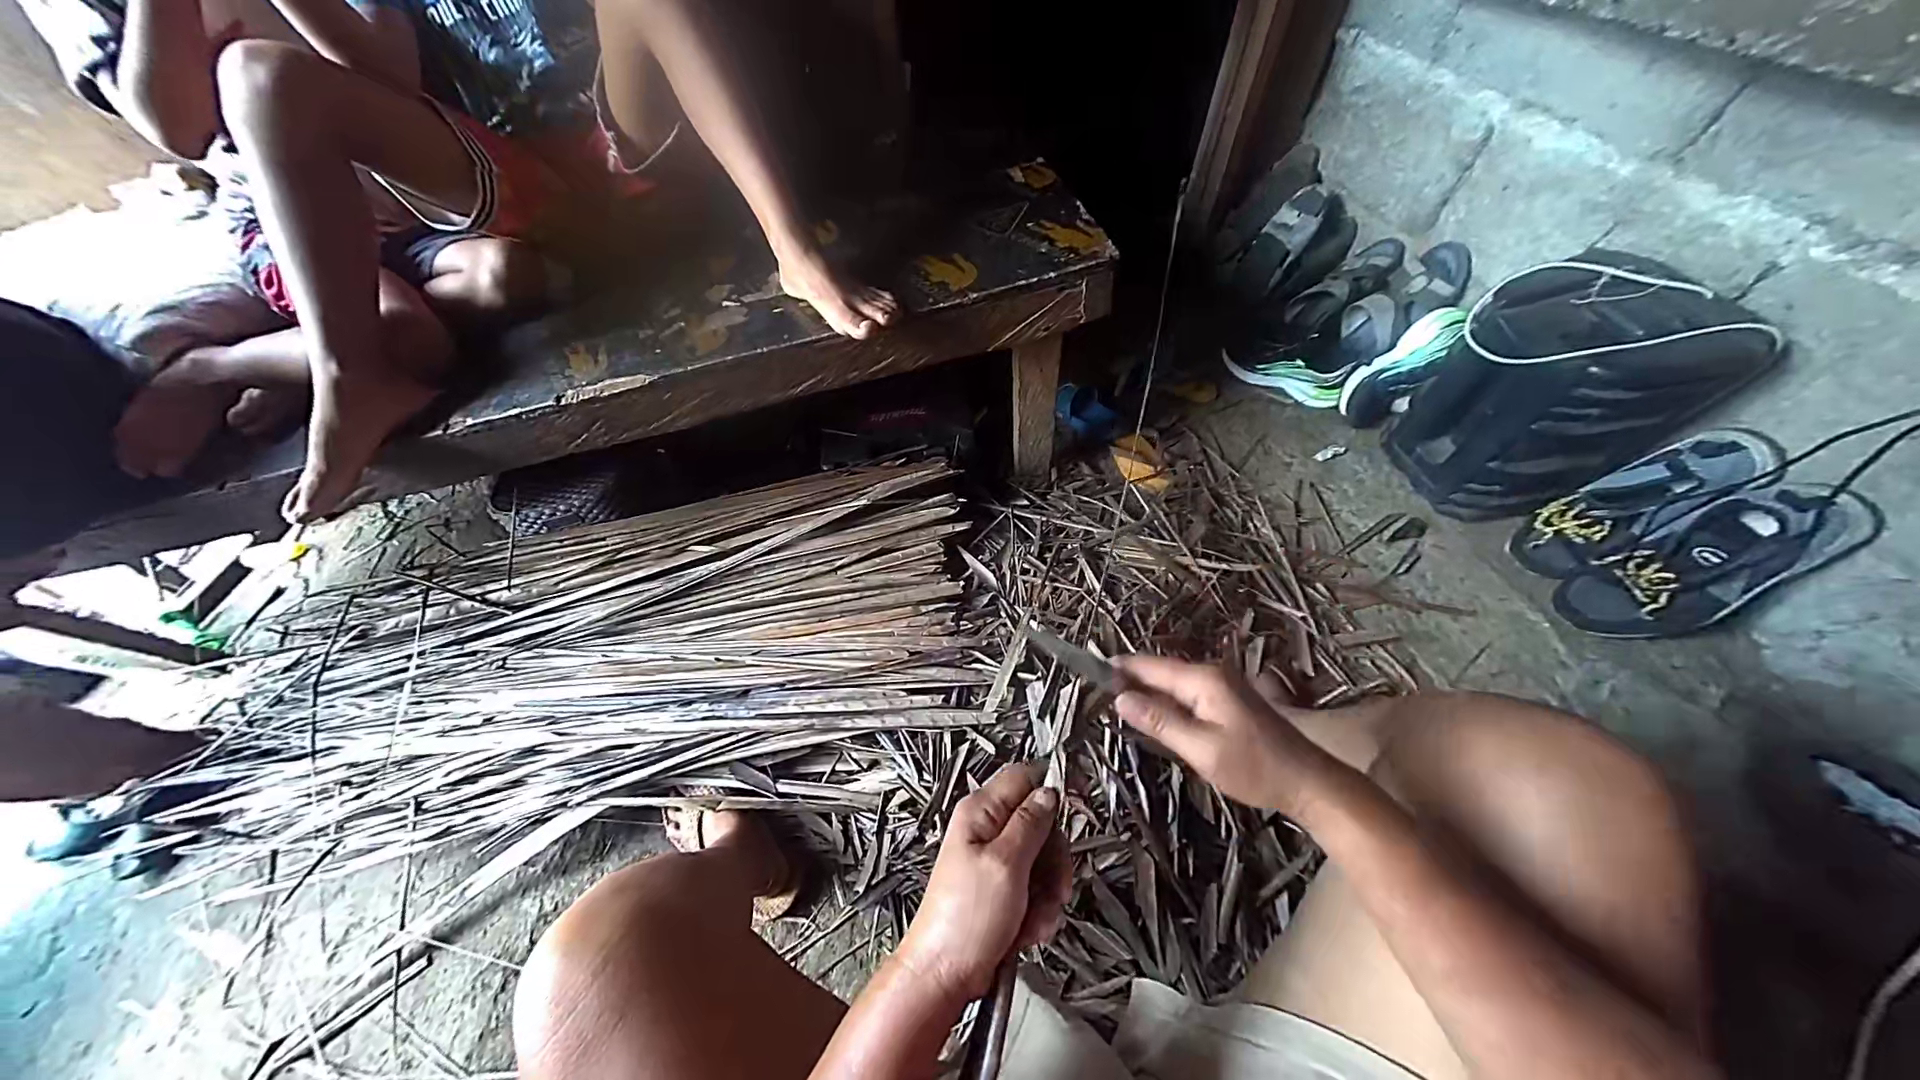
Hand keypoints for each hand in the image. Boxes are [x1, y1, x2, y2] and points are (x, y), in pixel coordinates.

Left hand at [896, 763, 1070, 1003]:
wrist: (945, 976)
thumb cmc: (961, 920)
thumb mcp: (1005, 863)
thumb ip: (1031, 824)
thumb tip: (1049, 793)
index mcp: (980, 812)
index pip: (1024, 777)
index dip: (1053, 787)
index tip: (1076, 803)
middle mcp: (986, 831)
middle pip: (1041, 823)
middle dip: (1054, 858)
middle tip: (1051, 882)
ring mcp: (994, 861)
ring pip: (1043, 859)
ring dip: (1048, 891)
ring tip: (1034, 913)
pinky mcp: (1001, 889)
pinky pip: (1036, 889)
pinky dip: (1038, 910)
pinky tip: (1026, 926)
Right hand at [1112, 655, 1339, 818]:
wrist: (1310, 783)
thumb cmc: (1256, 768)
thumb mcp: (1201, 749)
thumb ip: (1159, 722)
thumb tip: (1120, 698)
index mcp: (1204, 680)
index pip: (1151, 666)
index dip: (1120, 669)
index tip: (1090, 673)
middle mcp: (1213, 674)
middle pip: (1161, 672)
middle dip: (1131, 682)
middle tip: (1100, 698)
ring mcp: (1223, 686)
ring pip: (1173, 684)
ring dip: (1148, 694)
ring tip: (1120, 708)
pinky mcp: (1229, 700)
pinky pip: (1187, 695)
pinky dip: (1167, 703)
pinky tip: (1156, 718)